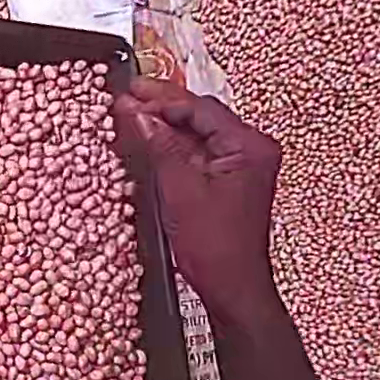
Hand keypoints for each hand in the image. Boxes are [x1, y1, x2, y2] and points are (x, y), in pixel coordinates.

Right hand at [115, 77, 282, 323]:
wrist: (230, 286)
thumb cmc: (214, 245)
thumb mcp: (181, 190)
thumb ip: (161, 147)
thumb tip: (138, 115)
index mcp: (249, 146)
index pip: (201, 110)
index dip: (162, 99)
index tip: (130, 93)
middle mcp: (250, 150)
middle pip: (200, 117)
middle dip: (163, 106)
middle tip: (129, 94)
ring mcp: (239, 167)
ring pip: (197, 134)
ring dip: (165, 125)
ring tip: (132, 112)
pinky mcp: (226, 182)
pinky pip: (196, 154)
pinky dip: (172, 146)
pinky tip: (149, 140)